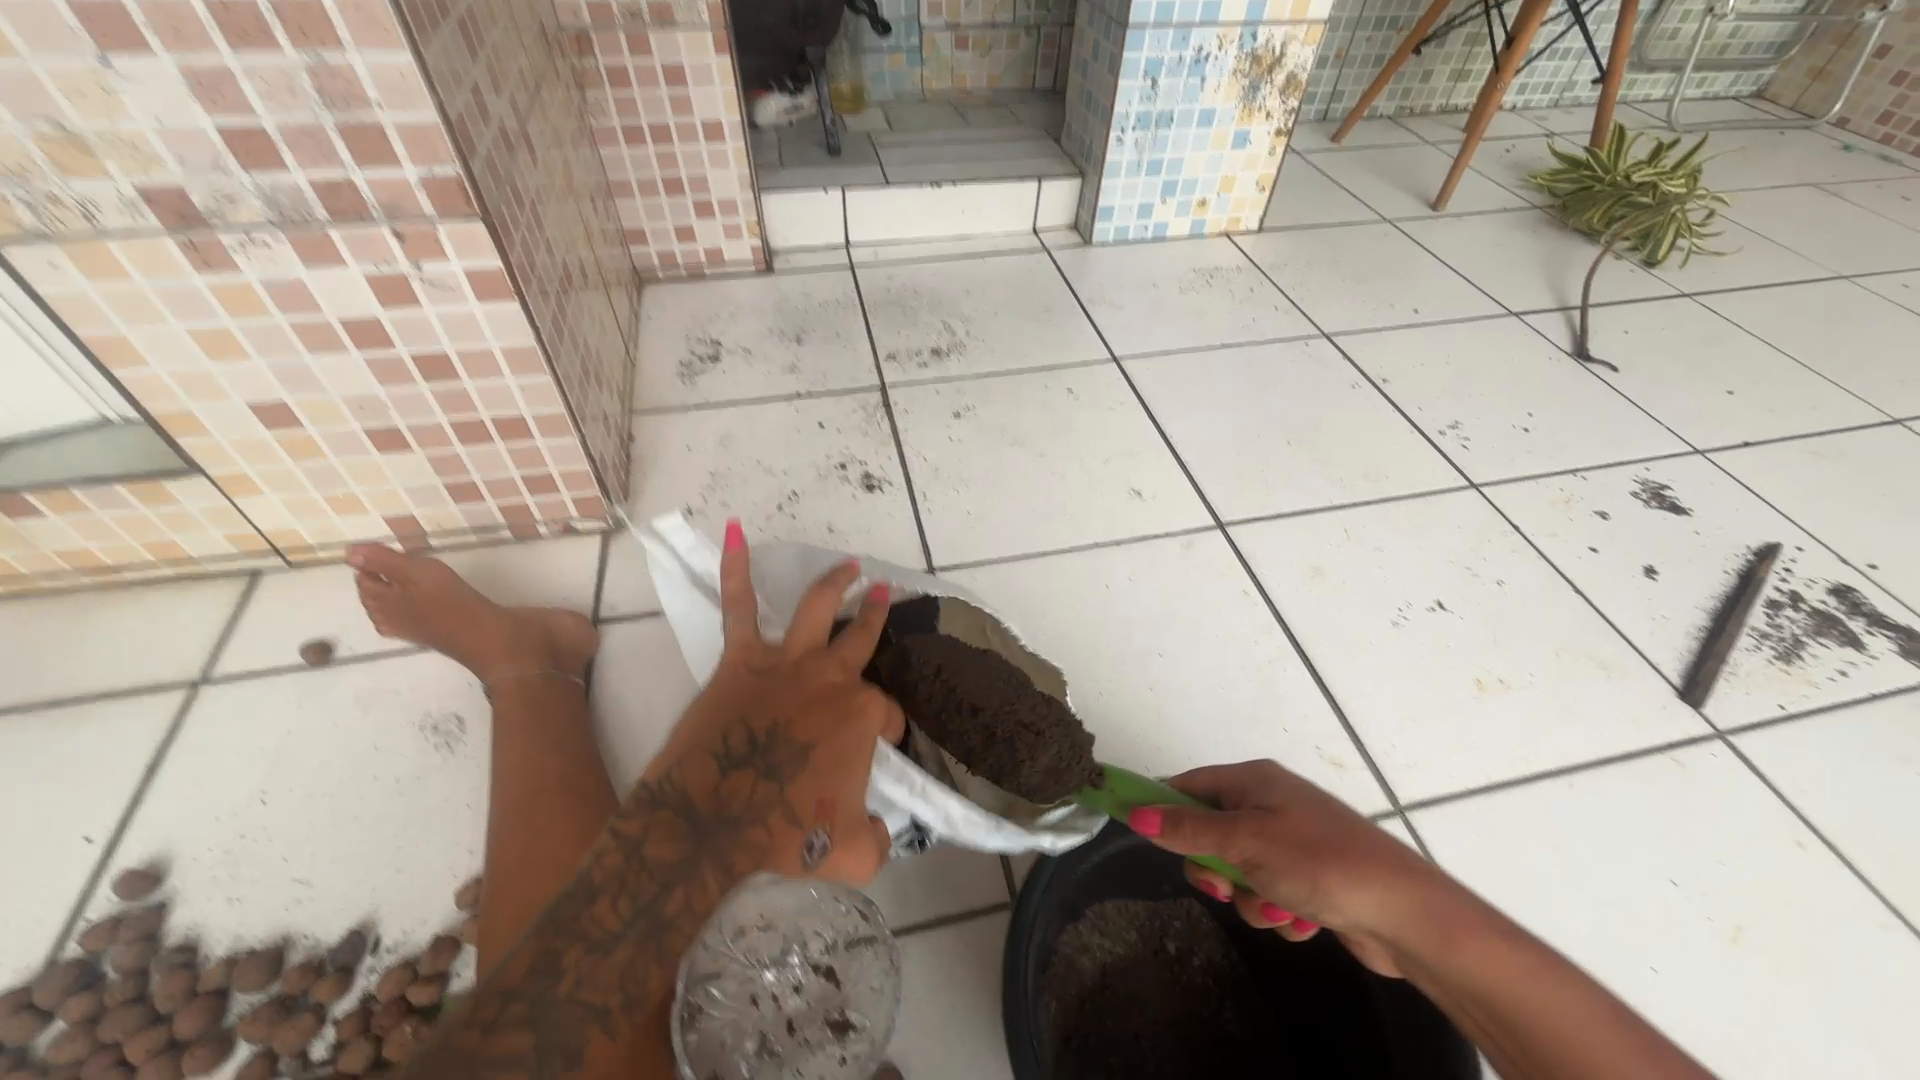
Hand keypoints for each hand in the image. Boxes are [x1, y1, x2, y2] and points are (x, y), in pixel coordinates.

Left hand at [656, 520, 905, 885]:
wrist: (708, 823)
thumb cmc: (782, 834)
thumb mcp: (850, 853)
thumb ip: (878, 841)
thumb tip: (883, 831)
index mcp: (863, 717)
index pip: (890, 714)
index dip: (888, 732)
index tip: (878, 750)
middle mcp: (832, 679)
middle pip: (864, 642)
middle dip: (879, 618)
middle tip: (888, 596)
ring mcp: (787, 664)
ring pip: (819, 610)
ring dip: (837, 584)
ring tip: (852, 567)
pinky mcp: (742, 661)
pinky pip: (739, 606)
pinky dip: (736, 570)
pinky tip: (734, 532)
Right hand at [1129, 760, 1440, 976]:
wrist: (1404, 913)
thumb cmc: (1320, 862)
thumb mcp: (1244, 842)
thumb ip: (1187, 829)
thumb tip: (1135, 811)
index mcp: (1254, 781)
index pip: (1188, 786)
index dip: (1161, 808)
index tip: (1139, 834)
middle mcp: (1270, 804)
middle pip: (1210, 834)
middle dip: (1214, 868)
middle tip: (1224, 887)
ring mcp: (1292, 843)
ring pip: (1239, 872)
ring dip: (1251, 898)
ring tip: (1280, 908)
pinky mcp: (1310, 880)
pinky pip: (1269, 894)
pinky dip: (1278, 911)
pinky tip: (1303, 921)